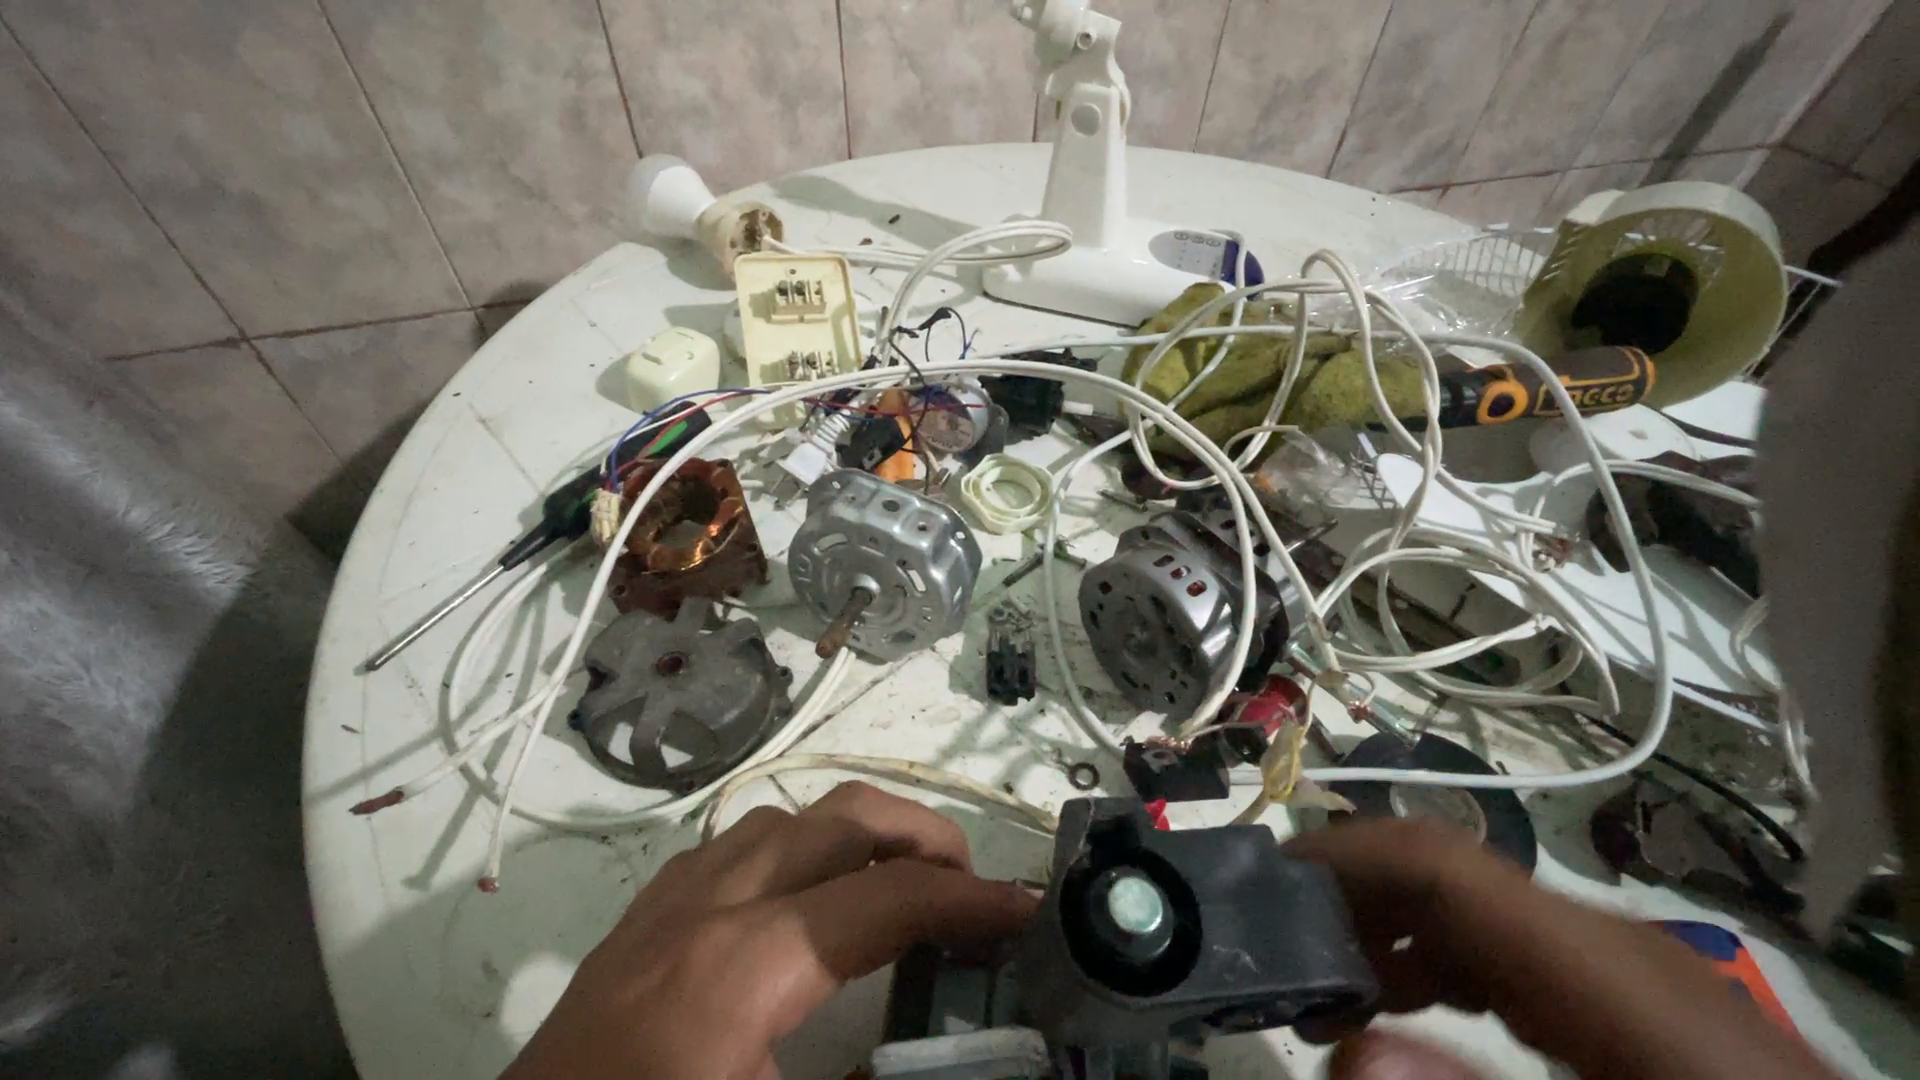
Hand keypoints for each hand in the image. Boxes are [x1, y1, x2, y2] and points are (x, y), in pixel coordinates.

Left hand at [501, 782, 1036, 1079]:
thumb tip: (951, 1055)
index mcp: (742, 968)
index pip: (885, 898)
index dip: (967, 899)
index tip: (1024, 909)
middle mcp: (708, 906)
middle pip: (841, 819)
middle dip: (922, 836)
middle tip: (970, 885)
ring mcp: (667, 901)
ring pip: (786, 817)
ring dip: (857, 834)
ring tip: (900, 879)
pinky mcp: (640, 918)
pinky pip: (735, 844)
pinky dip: (796, 848)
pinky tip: (807, 895)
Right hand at [1284, 819, 1838, 1079]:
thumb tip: (1348, 1052)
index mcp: (1607, 967)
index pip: (1441, 863)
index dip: (1340, 855)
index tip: (1260, 885)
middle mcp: (1603, 937)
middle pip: (1443, 874)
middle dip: (1344, 898)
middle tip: (1271, 951)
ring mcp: (1612, 958)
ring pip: (1464, 906)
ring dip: (1379, 932)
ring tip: (1318, 988)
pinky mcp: (1615, 987)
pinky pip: (1497, 946)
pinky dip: (1428, 963)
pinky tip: (1393, 1003)